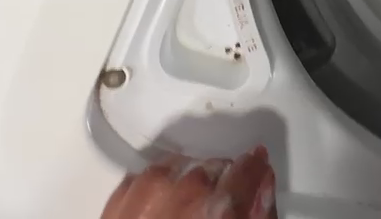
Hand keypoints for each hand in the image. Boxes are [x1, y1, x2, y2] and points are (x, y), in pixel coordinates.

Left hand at [101, 147, 276, 218]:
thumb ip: (259, 217)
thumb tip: (262, 187)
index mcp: (218, 210)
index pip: (248, 168)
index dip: (254, 173)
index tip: (255, 175)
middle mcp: (184, 191)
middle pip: (215, 168)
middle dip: (219, 187)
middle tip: (214, 218)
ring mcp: (147, 191)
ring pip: (183, 166)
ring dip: (189, 185)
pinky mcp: (118, 200)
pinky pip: (149, 176)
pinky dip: (159, 189)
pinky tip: (162, 215)